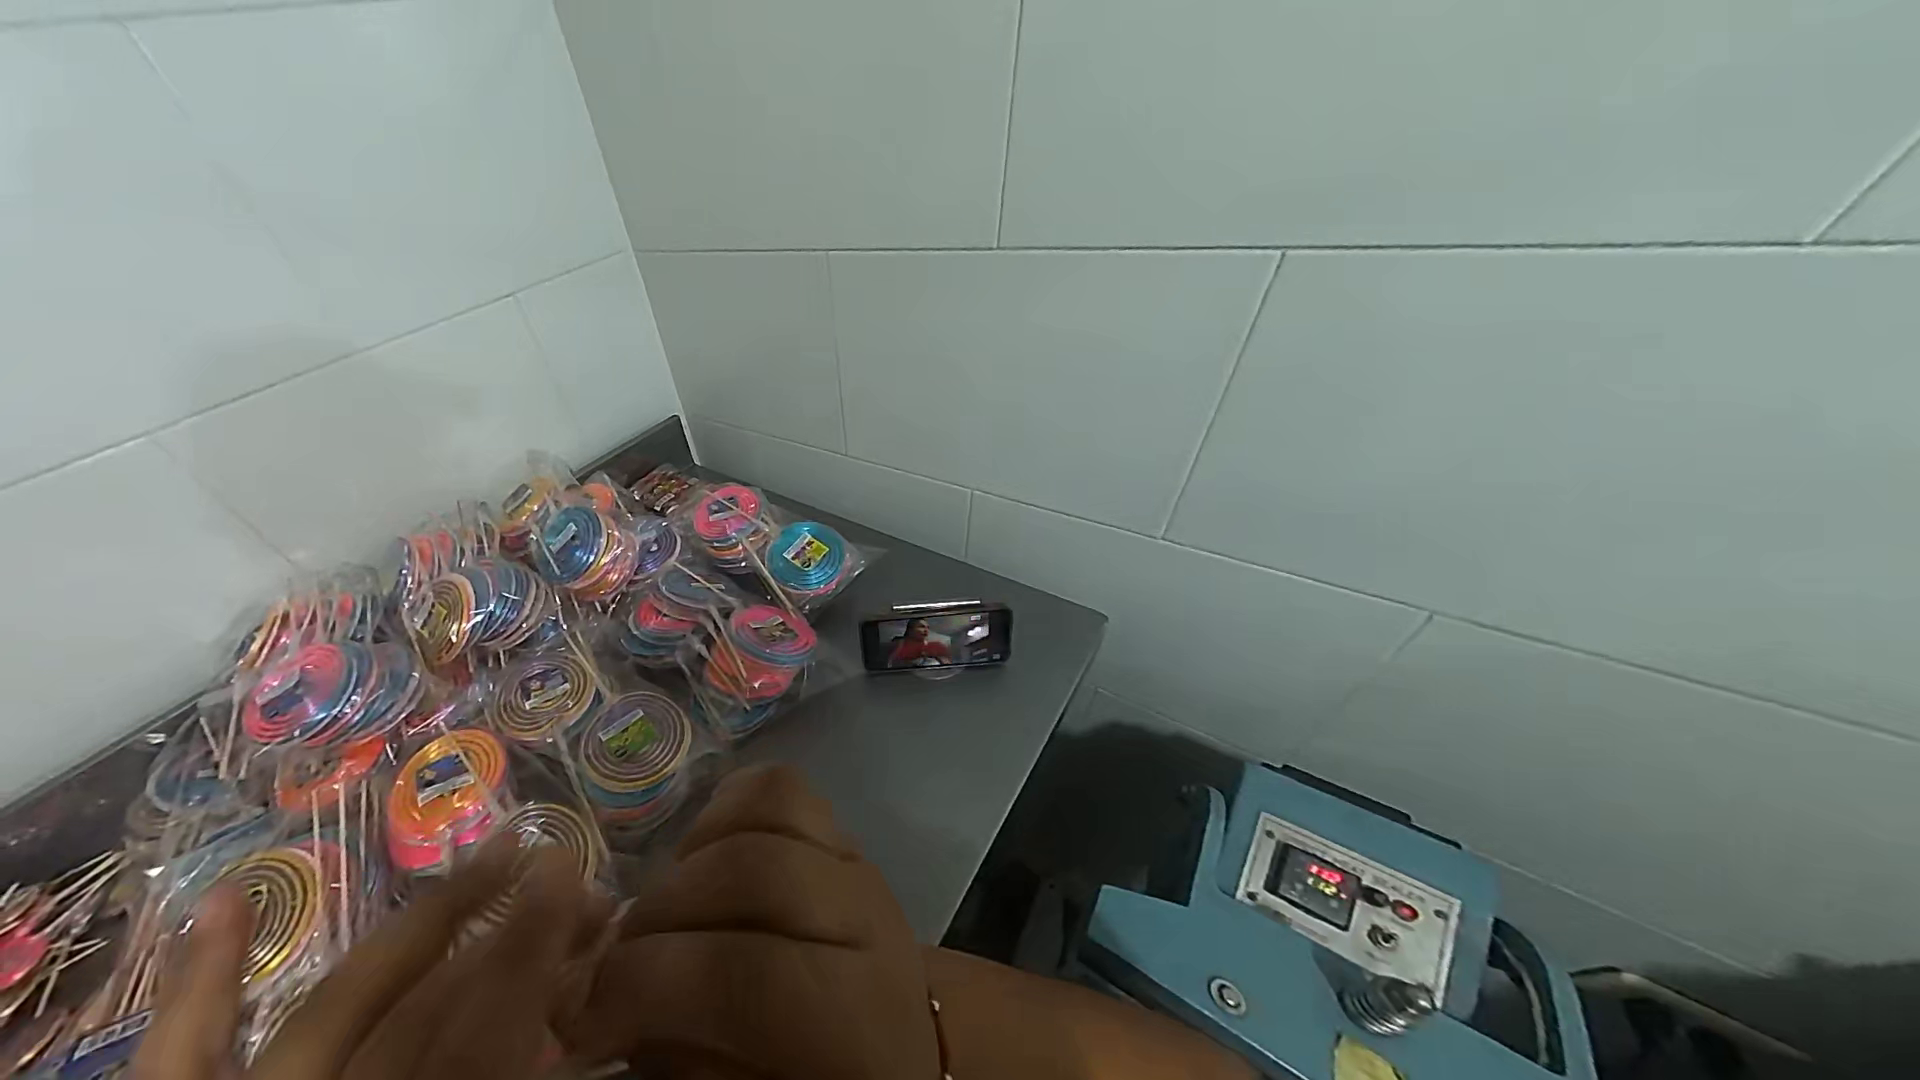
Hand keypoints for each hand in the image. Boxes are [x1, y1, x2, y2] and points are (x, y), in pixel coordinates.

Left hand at [132, 839, 600, 1079]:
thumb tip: (572, 1020)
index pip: (481, 1028)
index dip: (529, 942)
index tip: (568, 871)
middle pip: (430, 1004)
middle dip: (509, 929)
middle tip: (560, 875)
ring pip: (339, 1004)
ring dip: (419, 921)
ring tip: (487, 854)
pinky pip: (180, 1059)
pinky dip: (199, 983)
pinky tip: (224, 900)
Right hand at [562, 764, 941, 1078]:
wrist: (903, 1049)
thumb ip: (681, 1054)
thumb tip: (594, 1008)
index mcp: (852, 1014)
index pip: (745, 973)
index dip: (646, 987)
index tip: (586, 1023)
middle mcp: (864, 918)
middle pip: (753, 868)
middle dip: (661, 913)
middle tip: (621, 965)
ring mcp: (857, 863)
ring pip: (773, 804)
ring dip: (695, 848)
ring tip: (668, 908)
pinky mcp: (844, 838)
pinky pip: (785, 789)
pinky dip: (729, 806)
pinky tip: (703, 856)